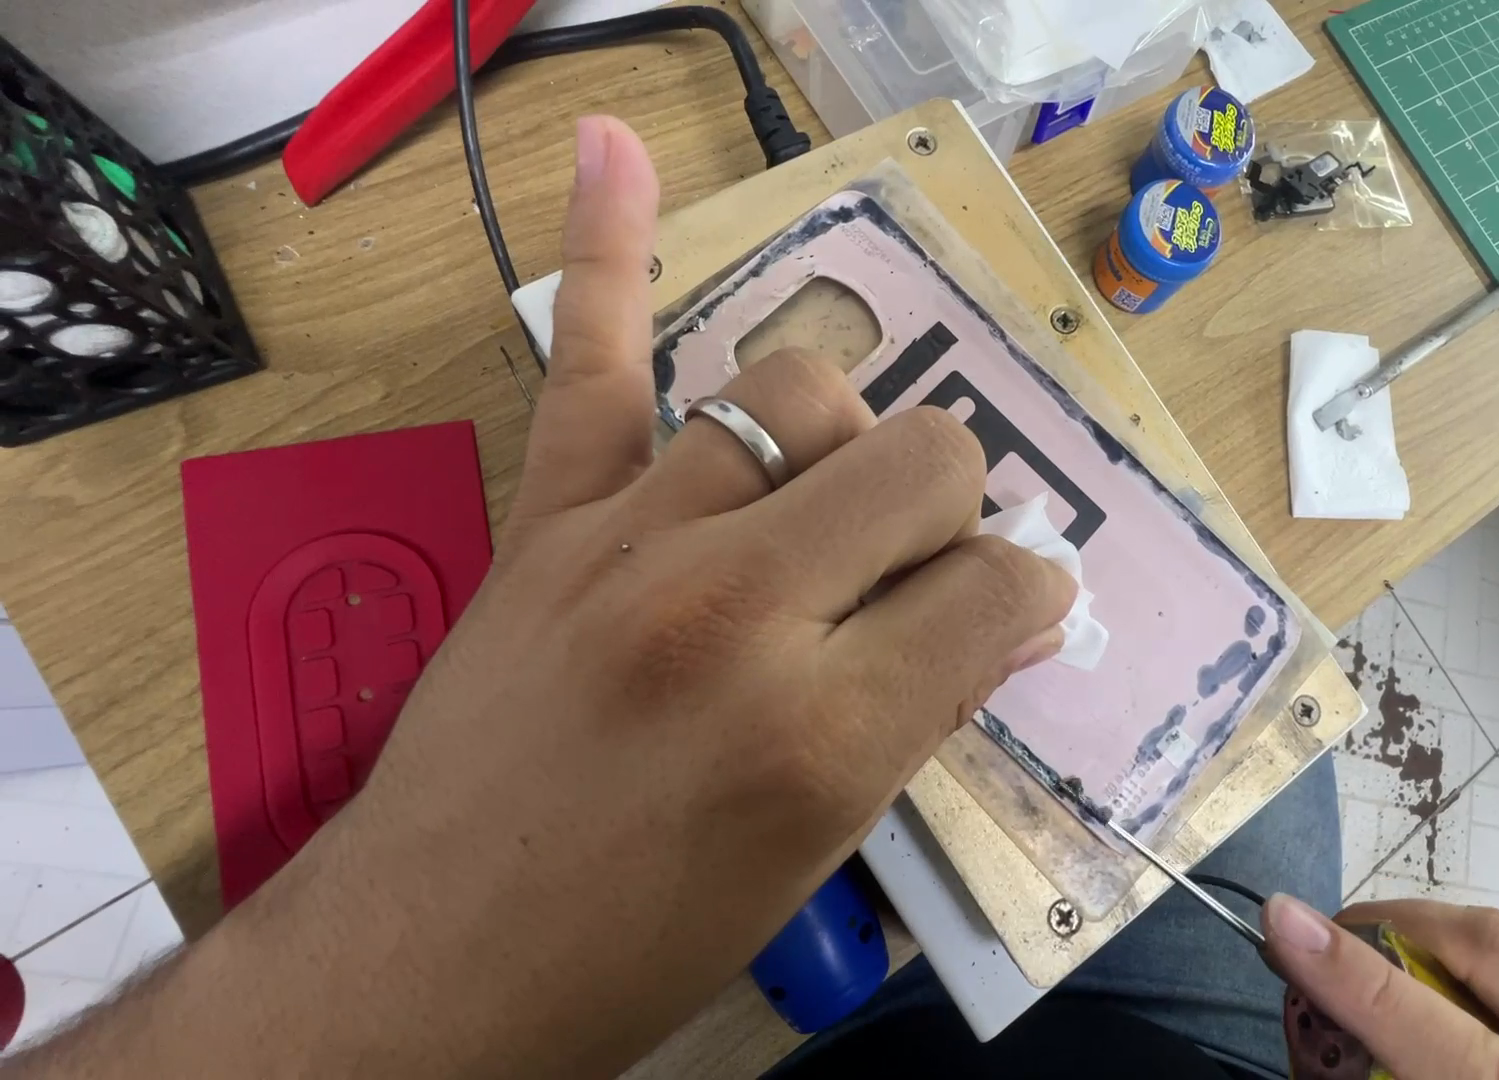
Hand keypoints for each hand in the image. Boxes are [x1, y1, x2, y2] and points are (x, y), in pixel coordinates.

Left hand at [23, 115, 1073, 1078]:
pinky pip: (594, 364)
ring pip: (799, 396)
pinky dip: (613, 258)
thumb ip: (935, 704)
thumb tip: (1025, 610)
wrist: (436, 964)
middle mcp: (738, 612)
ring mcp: (632, 544)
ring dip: (852, 443)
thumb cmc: (658, 932)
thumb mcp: (830, 842)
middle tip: (923, 561)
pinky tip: (618, 156)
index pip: (998, 587)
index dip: (1027, 592)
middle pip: (923, 461)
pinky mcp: (550, 522)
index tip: (1018, 608)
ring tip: (834, 495)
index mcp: (826, 730)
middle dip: (952, 507)